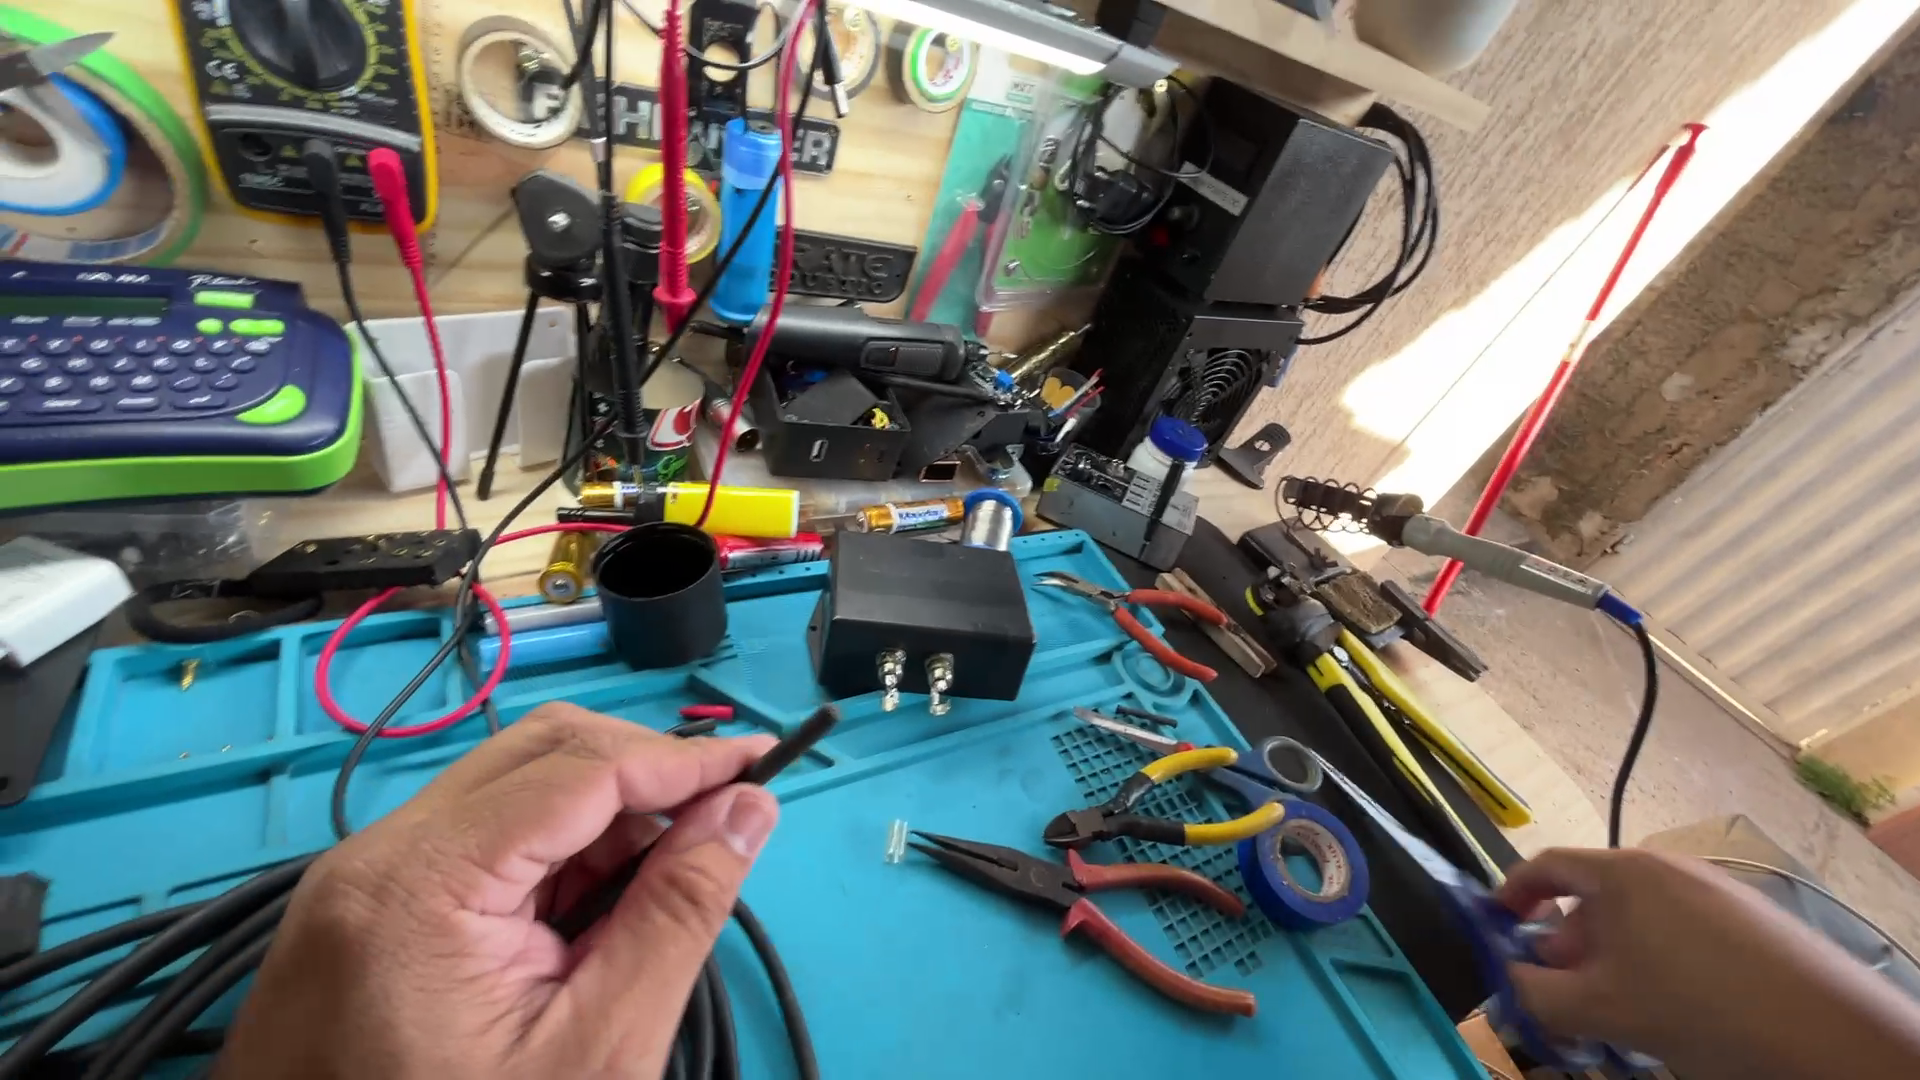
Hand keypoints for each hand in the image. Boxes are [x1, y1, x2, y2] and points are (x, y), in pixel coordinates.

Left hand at [216, 704, 780, 1078]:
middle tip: (721, 812)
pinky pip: (500, 827)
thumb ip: (681, 910)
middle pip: (548, 749)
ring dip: (613, 808)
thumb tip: (752, 805)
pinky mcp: (382, 900)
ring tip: (660, 879)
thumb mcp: (600, 1050)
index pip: (583, 768)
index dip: (685, 758)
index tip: (765, 759)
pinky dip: (570, 846)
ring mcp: (372, 874)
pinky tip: (599, 908)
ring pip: (527, 778)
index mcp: (420, 883)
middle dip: (648, 770)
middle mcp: (381, 853)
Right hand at [1498, 847, 1919, 1079]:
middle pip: (1593, 896)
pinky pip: (1686, 928)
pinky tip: (1684, 1007)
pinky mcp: (1763, 922)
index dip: (1513, 893)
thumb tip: (1508, 983)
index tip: (1501, 925)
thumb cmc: (1707, 1012)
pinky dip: (1665, 959)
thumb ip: (1536, 994)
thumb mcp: (1606, 1011)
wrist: (1855, 1050)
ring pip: (1641, 916)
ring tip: (1627, 1006)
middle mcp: (1666, 867)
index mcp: (1622, 872)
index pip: (1545, 865)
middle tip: (1569, 986)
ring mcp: (1720, 892)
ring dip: (1617, 956)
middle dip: (1570, 942)